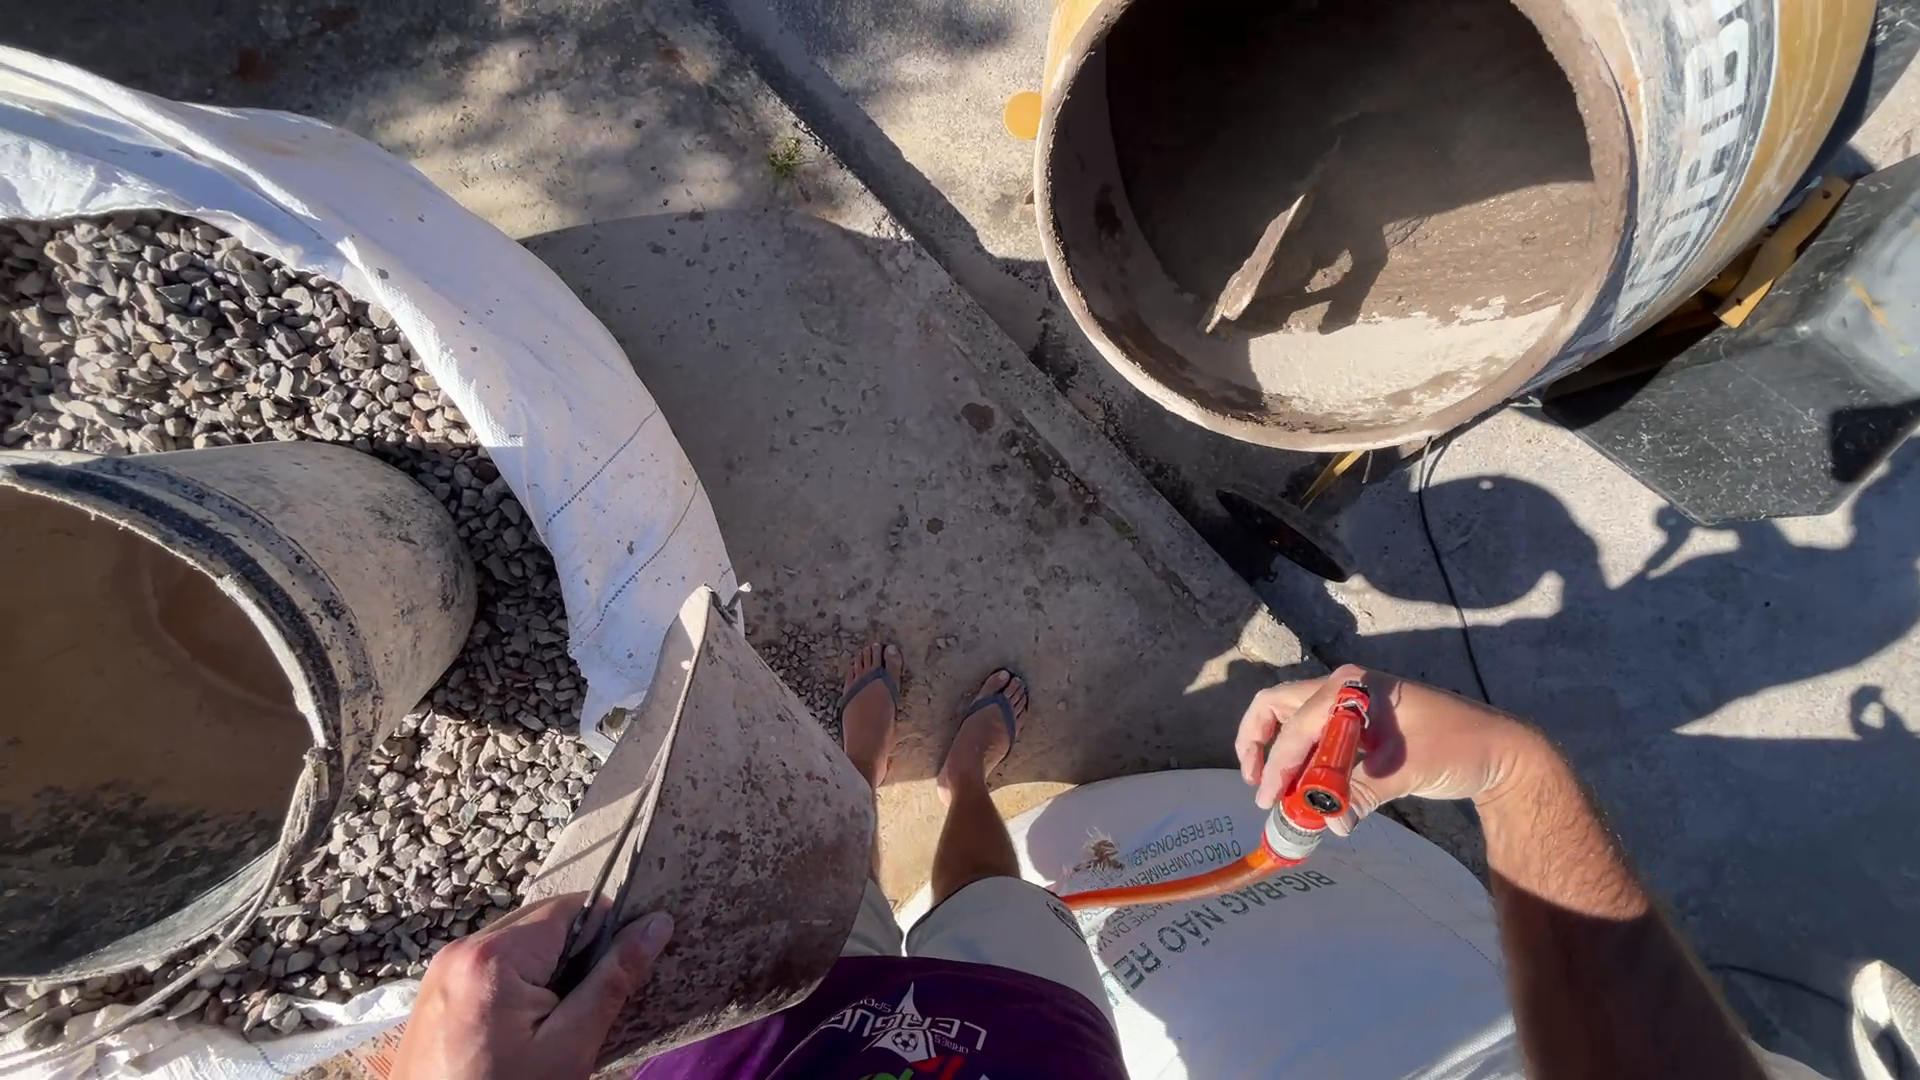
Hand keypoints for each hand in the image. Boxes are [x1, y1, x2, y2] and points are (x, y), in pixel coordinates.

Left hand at [390, 895, 672, 1079]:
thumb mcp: (569, 1047)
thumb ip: (614, 978)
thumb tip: (659, 922)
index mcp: (495, 954)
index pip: (576, 908)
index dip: (606, 937)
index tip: (611, 980)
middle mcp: (463, 947)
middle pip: (548, 922)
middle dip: (575, 955)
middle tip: (578, 1010)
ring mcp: (443, 969)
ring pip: (524, 942)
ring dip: (547, 970)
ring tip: (548, 1023)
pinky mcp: (435, 992)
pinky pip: (496, 964)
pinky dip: (519, 983)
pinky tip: (518, 1029)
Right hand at [1235, 664, 1549, 831]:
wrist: (1502, 750)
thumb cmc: (1457, 749)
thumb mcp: (1406, 770)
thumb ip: (1360, 793)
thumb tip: (1329, 823)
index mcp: (1350, 686)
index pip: (1297, 725)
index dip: (1279, 764)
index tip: (1269, 798)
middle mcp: (1341, 686)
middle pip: (1277, 706)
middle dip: (1258, 744)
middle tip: (1258, 784)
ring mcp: (1346, 701)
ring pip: (1289, 718)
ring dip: (1277, 751)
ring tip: (1277, 788)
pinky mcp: (1355, 721)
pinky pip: (1313, 734)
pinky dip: (1301, 758)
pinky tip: (1305, 785)